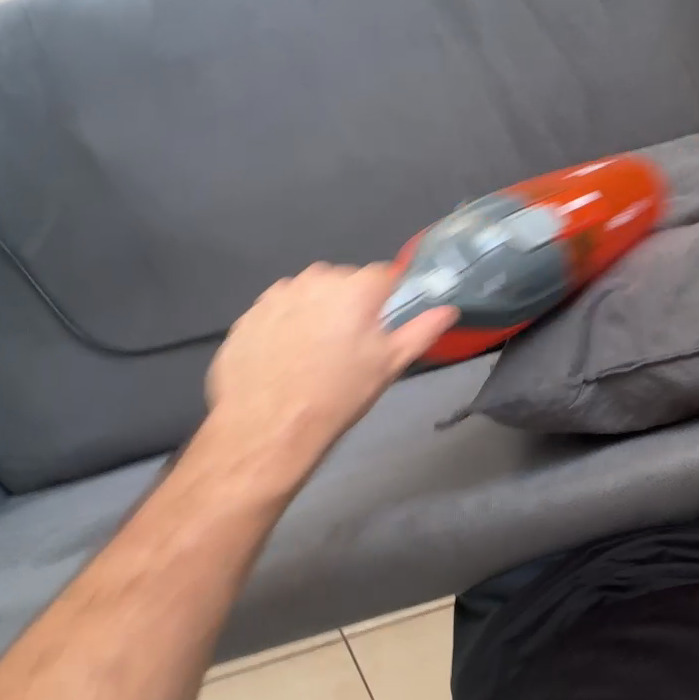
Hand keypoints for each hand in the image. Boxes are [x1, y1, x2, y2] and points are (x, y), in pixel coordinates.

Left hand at [204, 262, 456, 471]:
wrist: (270, 424)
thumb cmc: (340, 393)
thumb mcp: (391, 364)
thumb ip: (423, 330)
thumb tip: (449, 310)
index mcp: (355, 287)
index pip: (385, 275)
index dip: (390, 299)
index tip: (387, 326)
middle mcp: (315, 280)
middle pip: (345, 282)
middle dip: (352, 305)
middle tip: (353, 346)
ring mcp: (277, 295)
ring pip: (310, 295)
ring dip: (318, 313)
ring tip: (318, 354)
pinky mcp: (249, 314)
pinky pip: (280, 311)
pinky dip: (287, 326)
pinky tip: (289, 359)